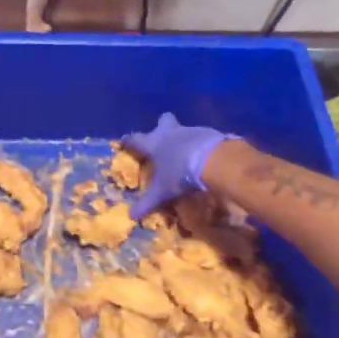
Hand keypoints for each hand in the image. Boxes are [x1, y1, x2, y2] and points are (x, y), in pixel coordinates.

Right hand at [121, 113, 237, 214]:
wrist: (213, 160)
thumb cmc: (179, 174)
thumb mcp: (161, 192)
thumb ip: (147, 203)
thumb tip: (131, 216)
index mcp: (153, 144)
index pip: (136, 139)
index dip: (129, 141)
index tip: (125, 141)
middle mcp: (170, 133)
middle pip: (164, 121)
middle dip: (162, 126)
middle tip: (163, 136)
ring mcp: (191, 130)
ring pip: (184, 129)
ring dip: (183, 139)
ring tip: (186, 153)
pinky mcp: (210, 133)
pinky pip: (202, 137)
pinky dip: (201, 145)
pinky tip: (203, 156)